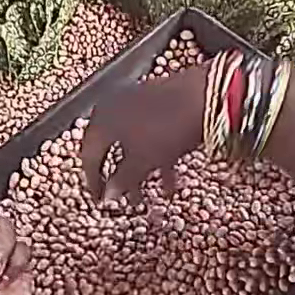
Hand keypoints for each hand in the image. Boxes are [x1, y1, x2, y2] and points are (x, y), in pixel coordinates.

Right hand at [78, 64, 207, 200]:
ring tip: (148, 196)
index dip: (93, 180)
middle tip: (123, 199)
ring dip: (140, 172)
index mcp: (103, 119)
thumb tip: (109, 195)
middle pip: (110, 149)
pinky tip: (169, 181)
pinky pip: (150, 137)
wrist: (206, 95)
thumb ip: (123, 178)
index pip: (88, 154)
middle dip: (119, 178)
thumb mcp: (144, 159)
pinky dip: (156, 159)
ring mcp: (138, 104)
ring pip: (133, 146)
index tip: (99, 199)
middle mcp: (115, 108)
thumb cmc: (169, 127)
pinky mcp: (160, 104)